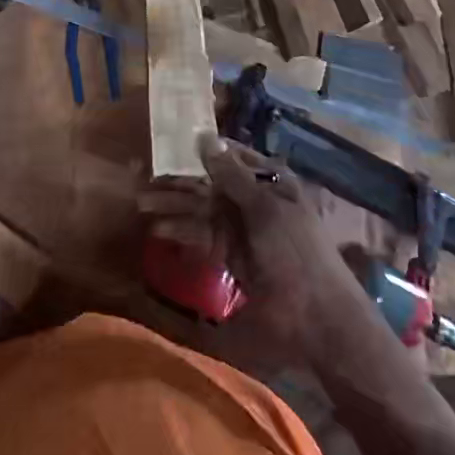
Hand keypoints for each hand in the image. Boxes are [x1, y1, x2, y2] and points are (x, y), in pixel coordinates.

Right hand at [139, 133, 372, 366]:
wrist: (314, 317)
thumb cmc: (295, 251)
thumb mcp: (265, 208)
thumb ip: (232, 175)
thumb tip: (204, 138)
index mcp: (271, 179)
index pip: (230, 156)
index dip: (201, 151)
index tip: (168, 144)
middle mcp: (254, 198)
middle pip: (212, 182)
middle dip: (180, 180)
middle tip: (142, 177)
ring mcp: (242, 228)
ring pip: (203, 208)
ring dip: (174, 206)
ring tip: (140, 203)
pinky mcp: (231, 255)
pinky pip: (203, 236)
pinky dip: (182, 232)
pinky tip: (157, 230)